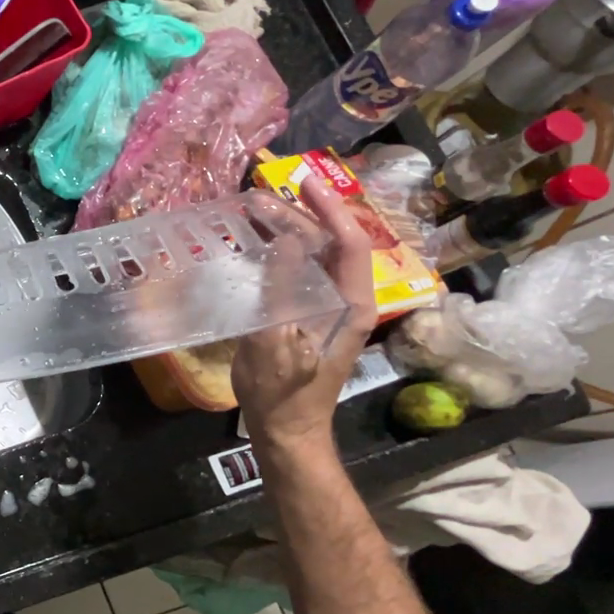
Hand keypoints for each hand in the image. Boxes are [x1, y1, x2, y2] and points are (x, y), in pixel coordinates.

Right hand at [232, 180, 378, 454]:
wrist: (286, 431)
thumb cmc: (281, 393)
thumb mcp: (276, 343)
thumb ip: (284, 291)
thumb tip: (290, 241)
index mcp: (352, 305)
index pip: (349, 242)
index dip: (331, 209)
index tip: (304, 182)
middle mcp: (348, 301)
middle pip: (335, 244)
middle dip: (307, 214)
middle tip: (270, 192)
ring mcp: (330, 311)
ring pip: (318, 258)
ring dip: (294, 231)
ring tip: (262, 211)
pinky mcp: (311, 320)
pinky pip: (303, 275)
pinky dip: (285, 254)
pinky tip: (261, 248)